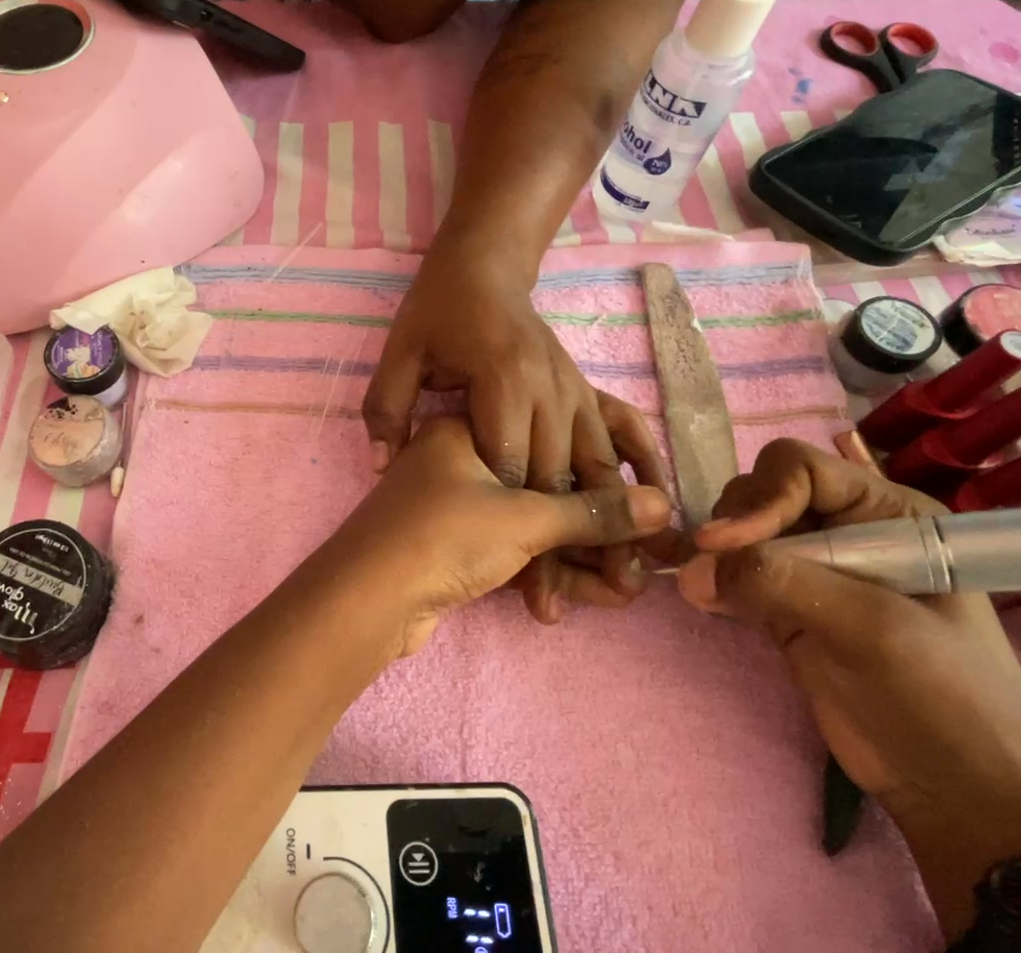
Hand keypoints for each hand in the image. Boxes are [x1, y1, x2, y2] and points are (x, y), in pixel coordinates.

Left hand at [307, 417, 669, 656]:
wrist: (359, 595)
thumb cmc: (438, 536)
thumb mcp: (520, 519)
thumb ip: (590, 511)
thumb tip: (662, 508)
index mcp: (475, 421)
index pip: (559, 444)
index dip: (611, 489)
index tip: (649, 528)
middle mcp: (466, 450)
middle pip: (553, 485)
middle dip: (599, 534)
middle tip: (637, 572)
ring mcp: (457, 494)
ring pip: (535, 518)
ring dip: (577, 558)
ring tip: (620, 595)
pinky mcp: (451, 534)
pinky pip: (511, 541)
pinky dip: (543, 567)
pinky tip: (578, 598)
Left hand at [363, 246, 668, 611]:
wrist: (481, 265)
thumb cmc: (434, 313)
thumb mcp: (398, 356)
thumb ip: (387, 409)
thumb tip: (380, 462)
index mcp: (500, 380)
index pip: (516, 463)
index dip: (517, 519)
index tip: (523, 573)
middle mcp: (546, 385)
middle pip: (562, 473)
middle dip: (568, 539)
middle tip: (572, 598)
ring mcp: (571, 385)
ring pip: (598, 461)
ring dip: (610, 520)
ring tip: (623, 579)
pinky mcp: (581, 387)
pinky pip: (620, 430)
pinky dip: (640, 468)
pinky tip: (657, 507)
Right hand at [674, 441, 1020, 862]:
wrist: (957, 791)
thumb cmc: (941, 700)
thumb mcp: (871, 629)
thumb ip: (783, 583)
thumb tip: (690, 567)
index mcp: (890, 515)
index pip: (801, 470)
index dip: (760, 499)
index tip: (723, 545)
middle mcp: (851, 530)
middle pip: (764, 493)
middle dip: (732, 524)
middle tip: (714, 571)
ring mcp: (818, 572)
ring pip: (743, 533)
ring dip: (716, 553)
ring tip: (705, 589)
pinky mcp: (789, 610)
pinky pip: (737, 575)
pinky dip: (712, 579)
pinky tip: (701, 596)